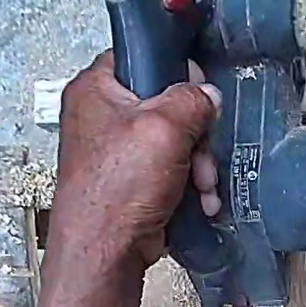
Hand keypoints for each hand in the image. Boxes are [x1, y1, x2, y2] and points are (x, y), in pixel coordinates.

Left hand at [50, 50, 221, 281]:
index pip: (139, 57)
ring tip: (203, 189)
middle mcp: (105, 117)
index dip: (174, 71)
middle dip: (197, 139)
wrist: (107, 249)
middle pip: (168, 108)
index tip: (198, 93)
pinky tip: (200, 203)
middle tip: (202, 158)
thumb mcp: (163, 129)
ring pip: (177, 144)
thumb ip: (191, 101)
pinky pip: (174, 172)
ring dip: (199, 168)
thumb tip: (208, 94)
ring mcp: (121, 152)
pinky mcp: (136, 182)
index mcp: (97, 89)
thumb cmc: (120, 186)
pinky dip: (191, 187)